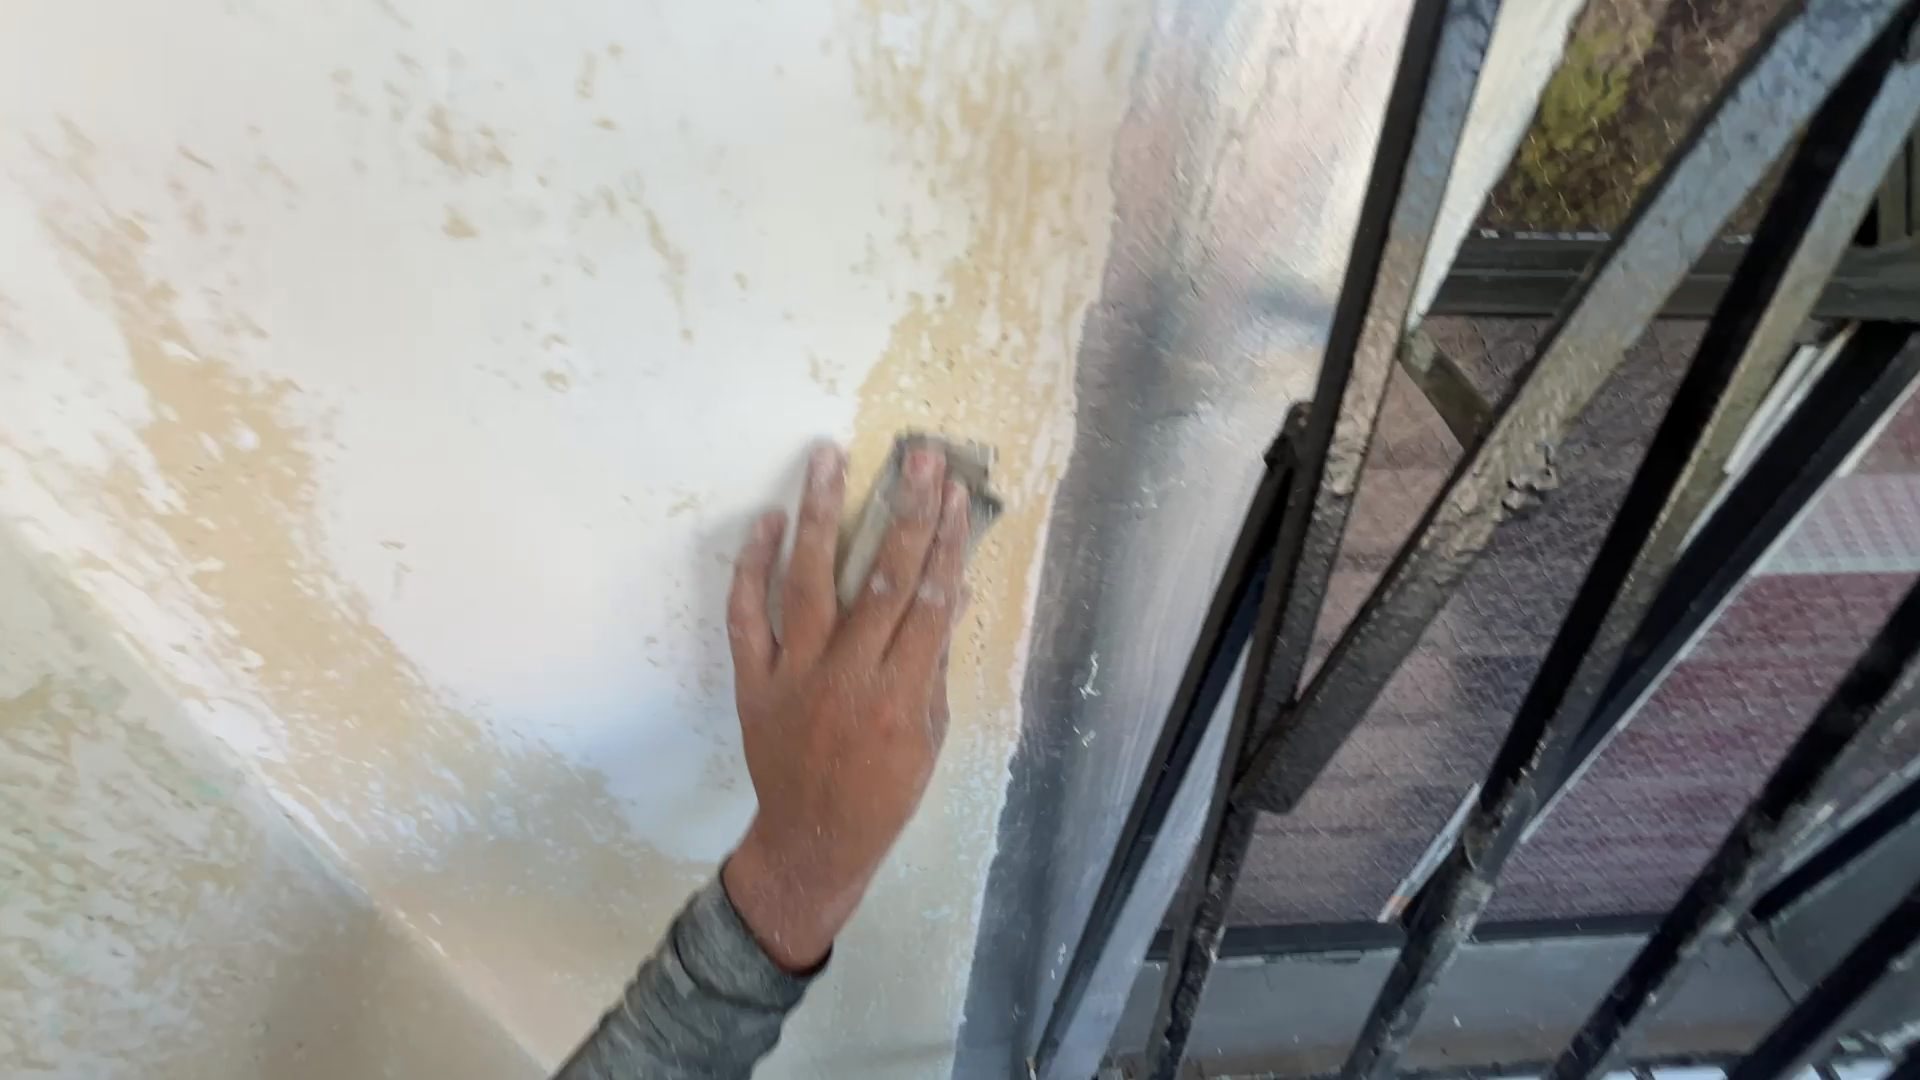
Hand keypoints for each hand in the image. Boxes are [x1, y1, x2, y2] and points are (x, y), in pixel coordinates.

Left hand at [720, 443, 969, 971]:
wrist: (814, 839)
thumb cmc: (886, 790)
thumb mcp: (930, 732)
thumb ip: (937, 658)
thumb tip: (959, 588)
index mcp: (902, 693)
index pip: (932, 600)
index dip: (947, 542)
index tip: (955, 493)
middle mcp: (850, 675)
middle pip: (882, 580)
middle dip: (907, 513)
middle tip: (919, 458)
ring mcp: (795, 674)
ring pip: (808, 583)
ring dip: (820, 517)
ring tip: (826, 459)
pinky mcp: (753, 680)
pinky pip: (746, 616)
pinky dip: (752, 567)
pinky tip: (767, 522)